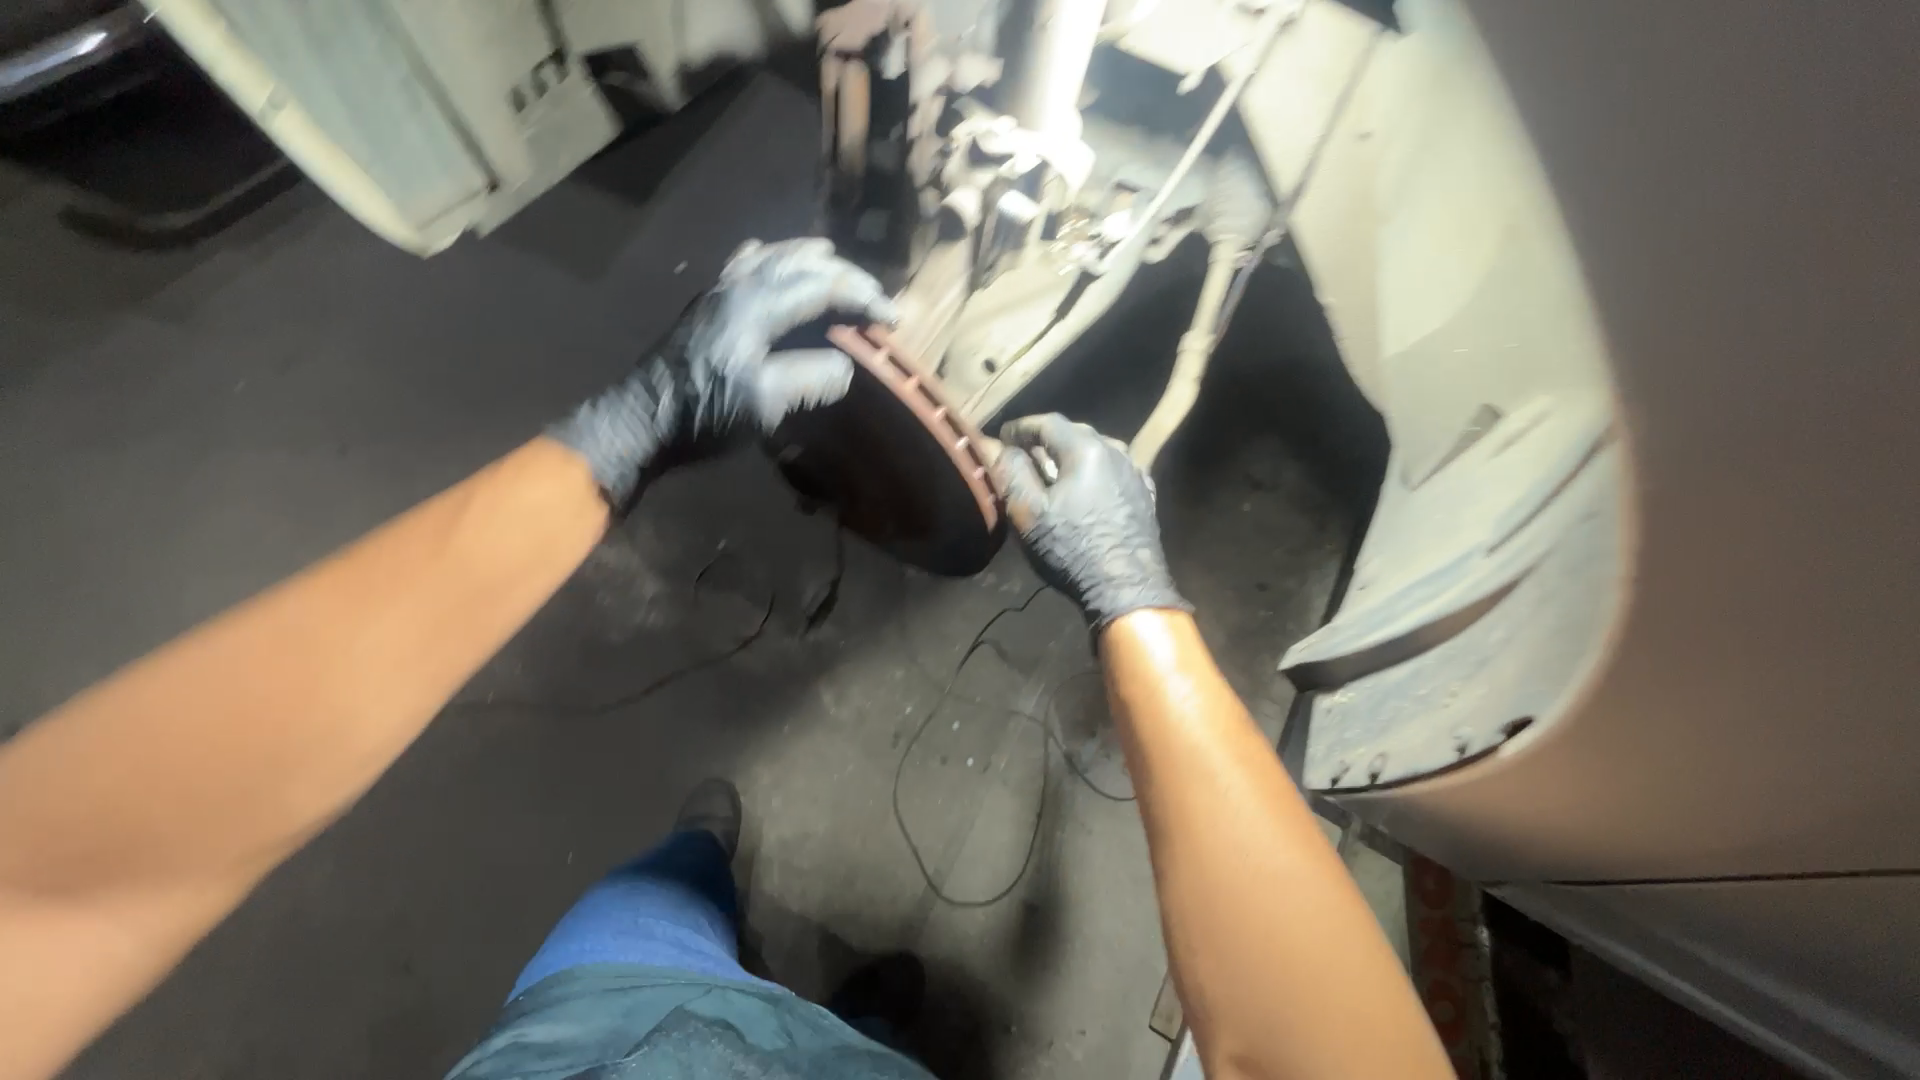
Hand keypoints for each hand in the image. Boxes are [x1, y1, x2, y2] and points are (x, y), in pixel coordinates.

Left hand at [548, 238, 897, 511]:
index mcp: (758, 304)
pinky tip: (771, 262)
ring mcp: (719, 291)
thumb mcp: (767, 402)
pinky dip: (771, 259)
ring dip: (809, 259)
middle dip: (845, 275)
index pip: (824, 286)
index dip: (864, 298)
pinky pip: (745, 264)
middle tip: (874, 296)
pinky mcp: (707, 305)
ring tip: (833, 261)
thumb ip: (813, 377)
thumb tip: (847, 366)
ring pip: (772, 256)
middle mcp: (739, 285)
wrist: (642, 420)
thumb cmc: (705, 413)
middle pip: (802, 262)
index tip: (893, 320)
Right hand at [992, 414, 1190, 628]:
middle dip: (1046, 441)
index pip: (1047, 422)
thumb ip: (1011, 473)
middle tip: (1023, 456)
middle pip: (1075, 433)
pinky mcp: (1145, 497)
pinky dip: (1094, 474)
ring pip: (1097, 452)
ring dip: (1071, 457)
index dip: (1021, 428)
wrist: (1127, 588)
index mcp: (1086, 449)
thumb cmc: (1072, 550)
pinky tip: (1086, 491)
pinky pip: (1114, 473)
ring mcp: (1135, 474)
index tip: (1003, 438)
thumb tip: (999, 447)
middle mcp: (1116, 452)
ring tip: (1053, 474)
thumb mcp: (1029, 513)